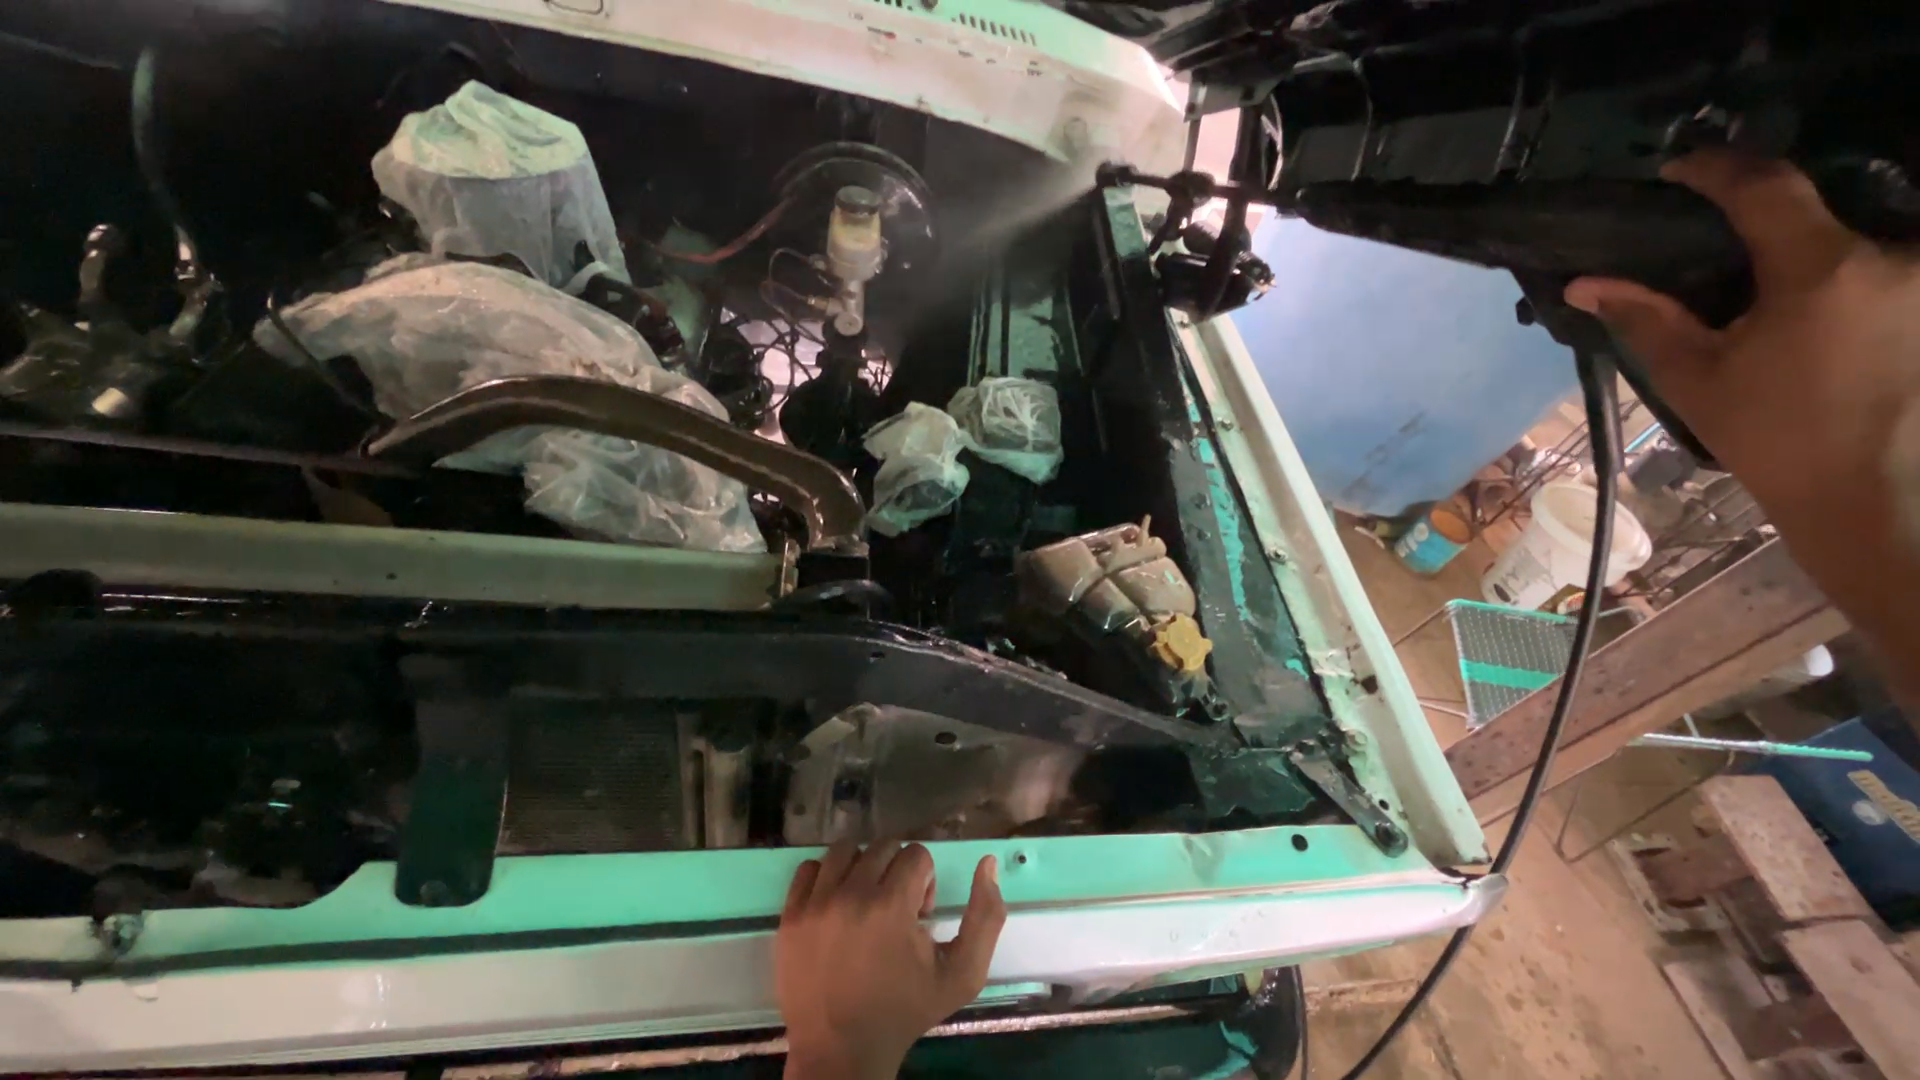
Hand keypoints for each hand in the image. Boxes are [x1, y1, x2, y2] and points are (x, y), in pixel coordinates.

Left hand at [776, 843, 1006, 1079]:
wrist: (841, 1051)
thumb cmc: (904, 1011)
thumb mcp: (962, 974)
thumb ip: (986, 916)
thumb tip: (989, 862)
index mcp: (891, 906)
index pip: (917, 853)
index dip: (925, 881)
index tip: (918, 915)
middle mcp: (850, 895)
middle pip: (882, 847)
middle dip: (896, 871)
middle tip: (895, 911)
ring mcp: (814, 904)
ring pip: (844, 850)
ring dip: (861, 868)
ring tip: (864, 903)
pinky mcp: (789, 915)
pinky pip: (808, 867)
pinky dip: (826, 878)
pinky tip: (835, 905)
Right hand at [1566, 151, 1919, 697]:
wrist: (1877, 492)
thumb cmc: (1773, 435)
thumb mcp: (1694, 377)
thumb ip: (1644, 318)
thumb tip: (1583, 283)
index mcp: (1819, 269)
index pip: (1765, 188)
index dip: (1716, 168)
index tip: (1677, 167)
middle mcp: (1890, 255)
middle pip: (1817, 210)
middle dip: (1761, 219)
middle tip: (1711, 243)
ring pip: (1851, 240)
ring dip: (1802, 252)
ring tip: (1758, 290)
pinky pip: (1877, 266)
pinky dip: (1836, 276)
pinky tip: (1806, 317)